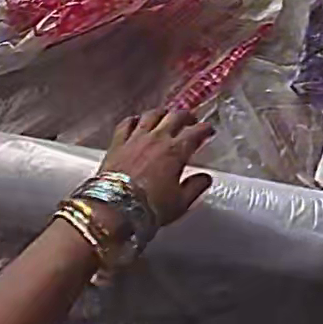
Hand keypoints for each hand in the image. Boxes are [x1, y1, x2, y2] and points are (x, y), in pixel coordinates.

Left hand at [100, 110, 214, 226]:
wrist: (114, 210)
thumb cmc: (149, 208)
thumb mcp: (180, 203)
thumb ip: (195, 187)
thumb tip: (205, 178)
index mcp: (176, 151)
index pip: (196, 132)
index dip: (205, 128)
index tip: (209, 130)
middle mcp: (157, 139)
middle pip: (175, 117)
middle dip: (186, 116)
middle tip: (191, 120)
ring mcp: (136, 138)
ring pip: (151, 115)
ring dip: (162, 113)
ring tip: (166, 115)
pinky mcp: (118, 143)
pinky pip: (127, 123)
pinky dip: (134, 120)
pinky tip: (137, 121)